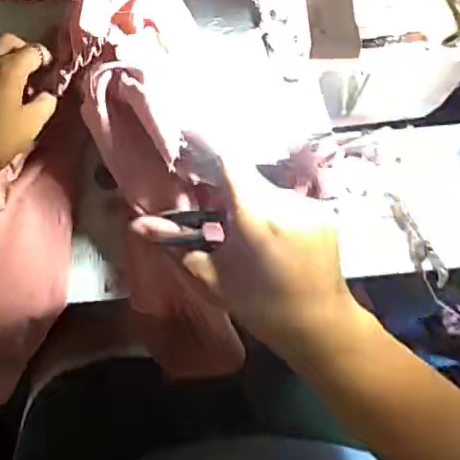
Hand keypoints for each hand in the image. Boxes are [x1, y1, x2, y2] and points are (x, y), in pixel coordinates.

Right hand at [131, 161, 366, 363]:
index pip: (228, 158)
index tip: (187, 134)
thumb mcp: (212, 277)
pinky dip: (270, 205)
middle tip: (205, 190)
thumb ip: (175, 244)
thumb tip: (137, 223)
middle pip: (245, 173)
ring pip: (265, 184)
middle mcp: (284, 200)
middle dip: (222, 177)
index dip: (205, 142)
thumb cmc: (260, 305)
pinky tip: (266, 231)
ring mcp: (307, 203)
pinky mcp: (322, 209)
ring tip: (237, 221)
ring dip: (247, 193)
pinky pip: (286, 195)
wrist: (319, 324)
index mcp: (255, 215)